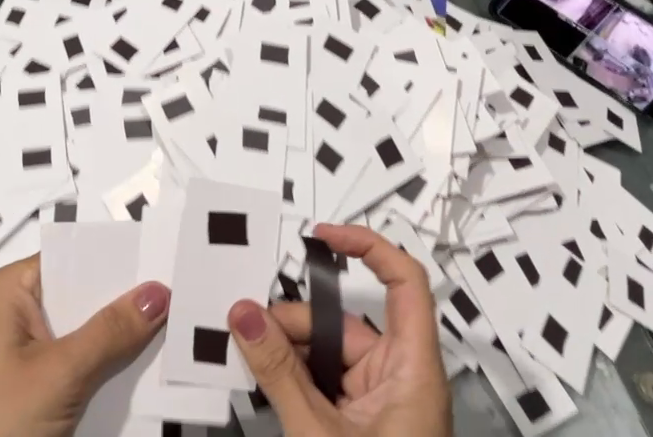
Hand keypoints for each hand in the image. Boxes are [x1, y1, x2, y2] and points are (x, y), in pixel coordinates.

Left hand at [0, 255, 170, 436]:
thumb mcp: (57, 373)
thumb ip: (109, 333)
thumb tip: (158, 290)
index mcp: (17, 288)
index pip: (79, 257)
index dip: (123, 257)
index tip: (172, 255)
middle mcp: (24, 311)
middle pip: (88, 297)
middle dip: (133, 302)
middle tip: (191, 295)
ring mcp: (32, 353)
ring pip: (91, 336)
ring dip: (129, 341)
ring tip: (187, 330)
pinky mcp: (40, 390)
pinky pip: (86, 370)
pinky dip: (114, 373)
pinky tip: (154, 373)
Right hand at [229, 223, 451, 435]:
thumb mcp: (317, 435)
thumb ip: (276, 371)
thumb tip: (240, 312)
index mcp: (412, 372)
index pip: (405, 284)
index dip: (369, 247)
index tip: (322, 236)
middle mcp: (400, 377)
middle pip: (344, 322)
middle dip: (292, 322)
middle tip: (244, 329)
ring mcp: (379, 401)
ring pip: (325, 352)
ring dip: (284, 353)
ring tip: (246, 360)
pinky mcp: (360, 422)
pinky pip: (321, 380)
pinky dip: (290, 378)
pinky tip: (261, 383)